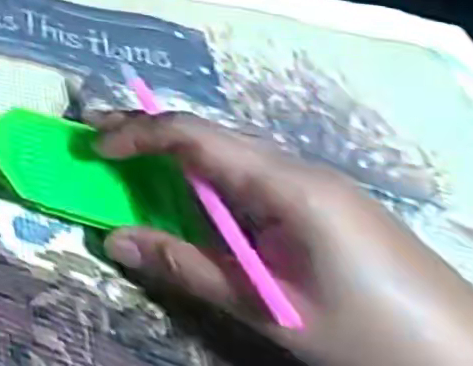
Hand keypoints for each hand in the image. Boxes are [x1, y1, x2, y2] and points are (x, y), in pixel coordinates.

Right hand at [92, 111, 472, 365]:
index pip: (193, 134)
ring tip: (134, 162)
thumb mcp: (274, 311)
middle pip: (207, 131)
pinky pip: (253, 172)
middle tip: (96, 134)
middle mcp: (298, 166)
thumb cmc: (377, 342)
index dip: (136, 133)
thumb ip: (191, 268)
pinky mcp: (330, 203)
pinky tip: (199, 198)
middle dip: (147, 130)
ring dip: (177, 152)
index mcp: (286, 181)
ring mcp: (318, 182)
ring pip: (229, 149)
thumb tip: (114, 239)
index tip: (94, 146)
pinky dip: (210, 175)